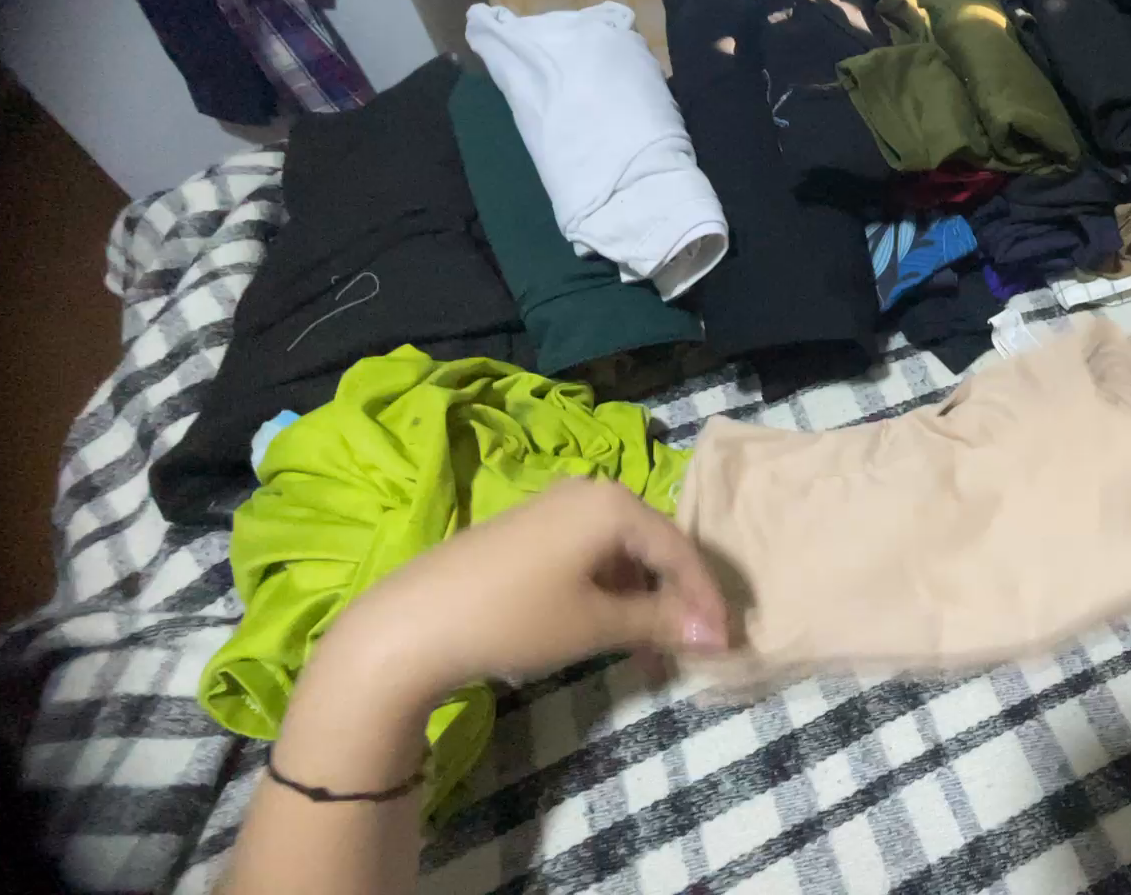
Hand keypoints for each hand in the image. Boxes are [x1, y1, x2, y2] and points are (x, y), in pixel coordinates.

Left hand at [318, 478, 729, 703]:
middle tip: (694, 640)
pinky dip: (612, 585)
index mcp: (615, 504)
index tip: (725, 640)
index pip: (680, 551)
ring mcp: (560, 505)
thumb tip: (715, 633)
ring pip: (625, 549)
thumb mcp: (597, 623)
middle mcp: (593, 490)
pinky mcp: (534, 525)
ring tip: (652, 640)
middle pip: (655, 545)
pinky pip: (594, 550)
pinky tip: (611, 618)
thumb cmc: (514, 619)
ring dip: (645, 594)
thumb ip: (662, 621)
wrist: (405, 628)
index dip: (705, 598)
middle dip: (677, 595)